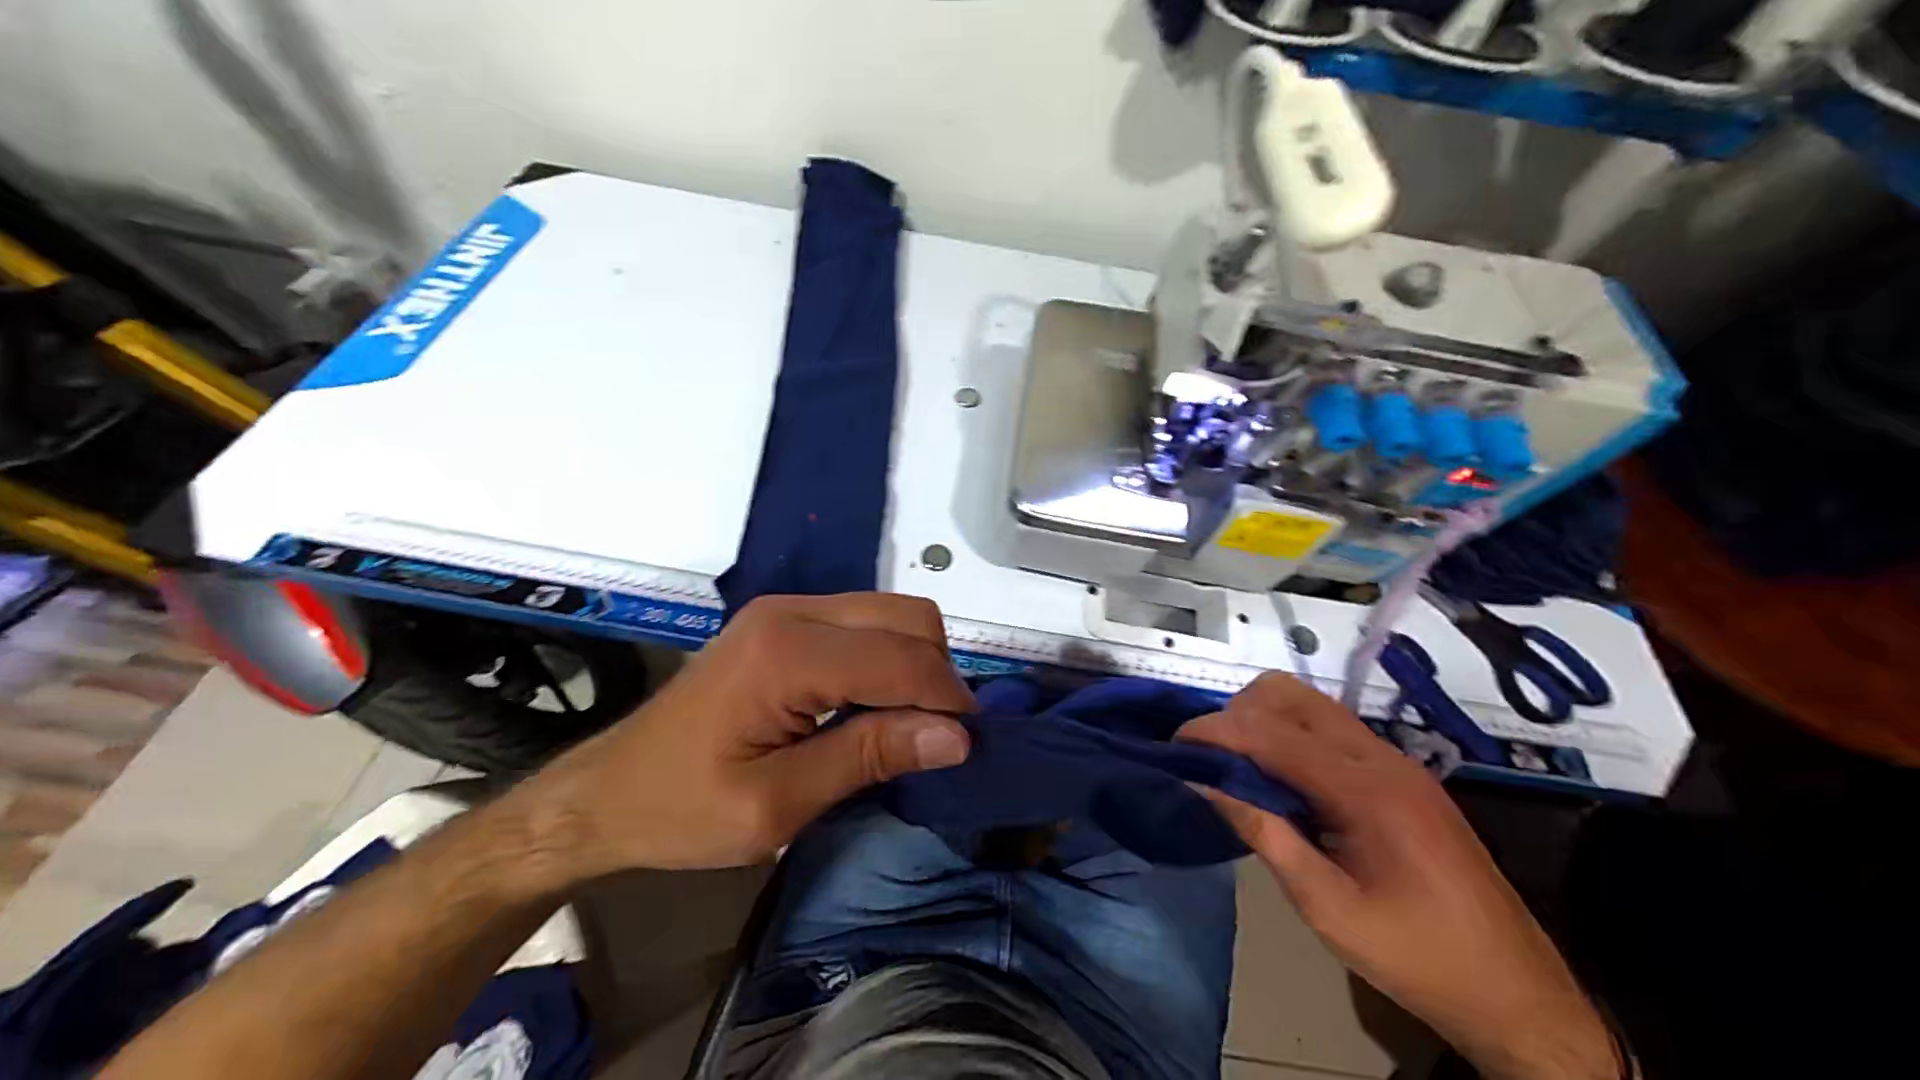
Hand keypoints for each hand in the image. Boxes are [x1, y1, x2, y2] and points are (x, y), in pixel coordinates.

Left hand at [511, 593, 974, 877]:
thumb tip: (957, 737)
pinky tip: (877, 704)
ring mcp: (786, 610)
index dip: (948, 701)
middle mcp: (792, 611)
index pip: (902, 659)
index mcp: (787, 653)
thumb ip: (868, 758)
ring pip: (892, 612)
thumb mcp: (777, 805)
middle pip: (908, 617)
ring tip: (911, 726)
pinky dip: (889, 657)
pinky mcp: (783, 621)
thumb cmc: (682, 810)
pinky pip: (865, 622)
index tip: (969, 749)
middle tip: (937, 739)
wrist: (607, 792)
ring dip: (917, 663)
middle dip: (938, 674)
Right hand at [1179, 674, 1618, 1079]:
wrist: (1517, 991)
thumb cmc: (1416, 957)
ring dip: (1262, 720)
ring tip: (1237, 768)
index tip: (1172, 746)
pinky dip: (1289, 736)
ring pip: (1309, 703)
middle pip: (1290, 694)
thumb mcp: (1326, 907)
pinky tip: (1279, 782)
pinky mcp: (1400, 773)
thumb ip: (1262, 834)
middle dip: (1237, 713)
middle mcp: (1381, 757)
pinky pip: (1330, 729)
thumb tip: (1201, 783)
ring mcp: (1395, 760)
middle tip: (1209, 759)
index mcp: (1366, 790)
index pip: (1270, 731)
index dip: (1213, 730)